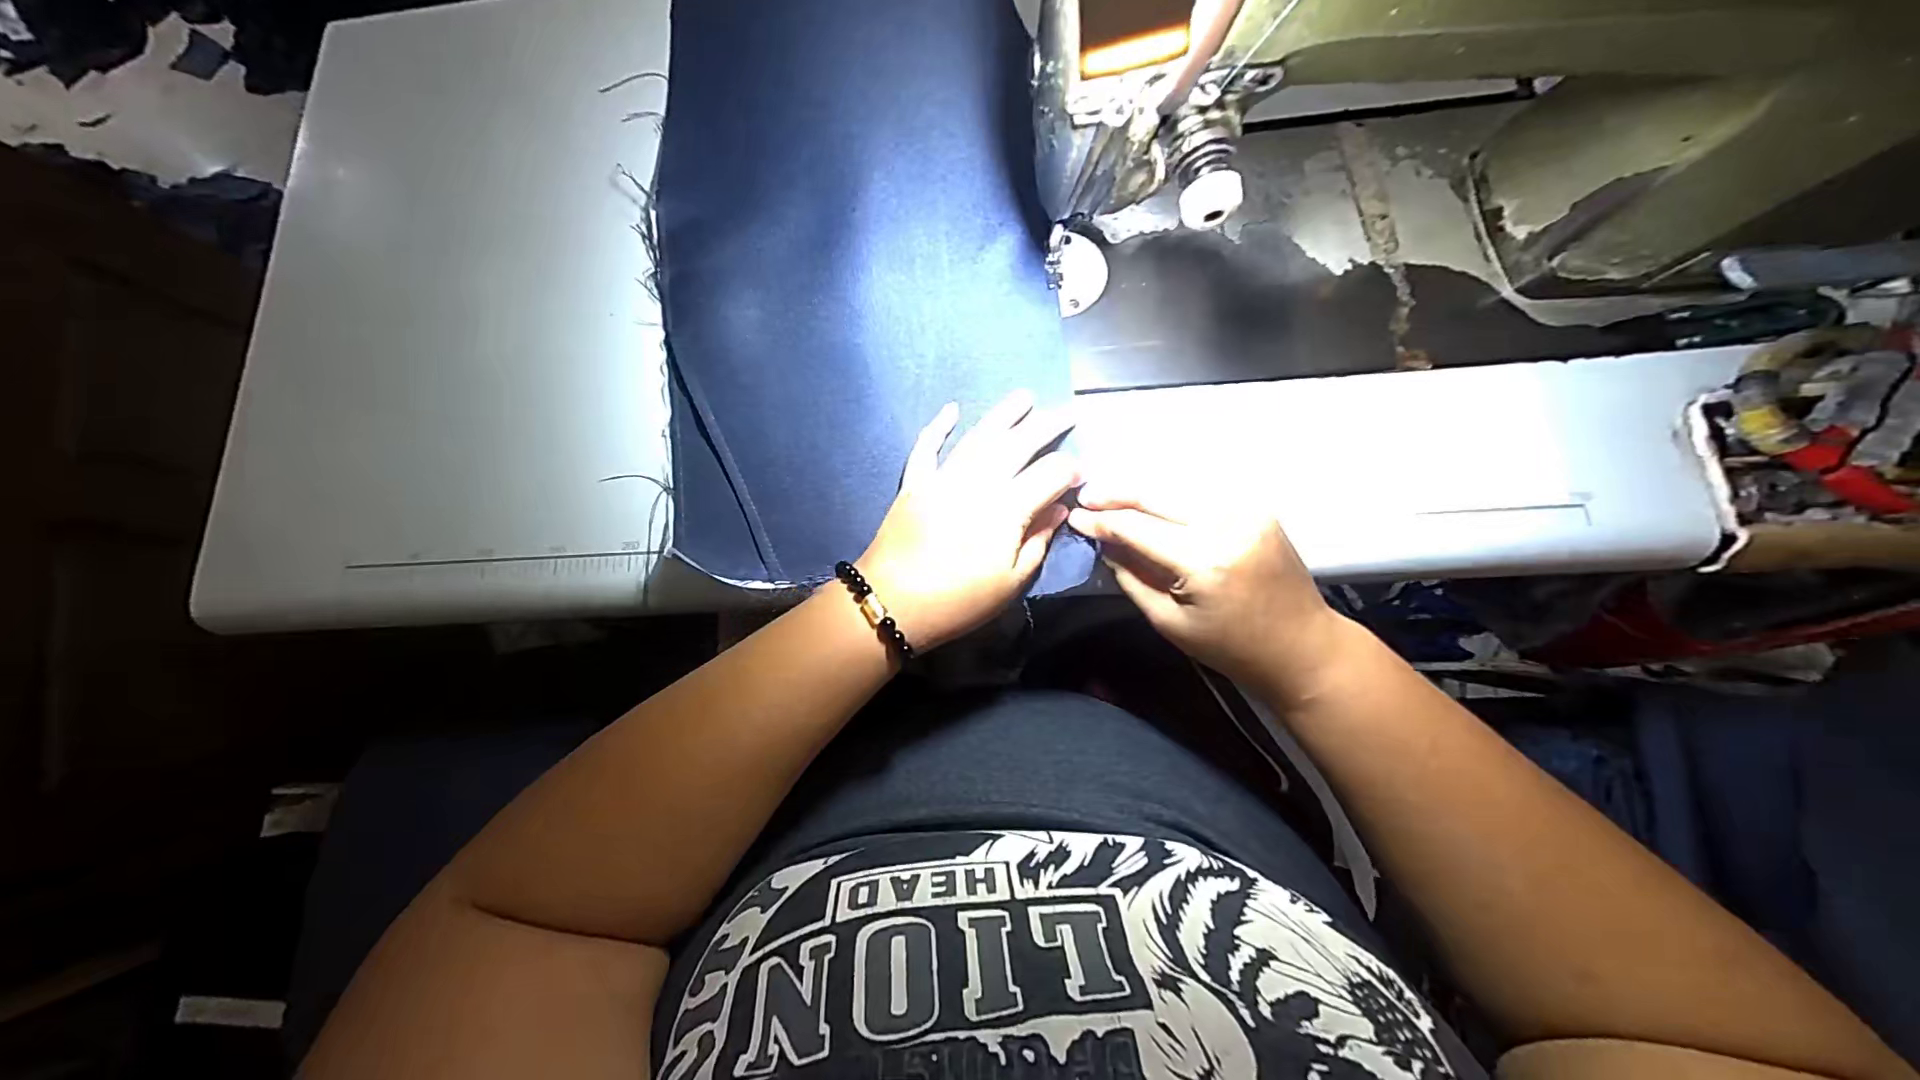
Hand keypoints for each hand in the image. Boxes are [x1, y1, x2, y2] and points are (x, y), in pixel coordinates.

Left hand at [856, 391, 1079, 650]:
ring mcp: (943, 478)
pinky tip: (951, 410)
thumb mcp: (1011, 581)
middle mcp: (978, 482)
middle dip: (1046, 425)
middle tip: (1066, 413)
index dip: (1070, 470)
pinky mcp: (915, 483)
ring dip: (1003, 415)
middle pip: (1018, 444)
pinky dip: (938, 427)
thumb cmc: (959, 600)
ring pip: (978, 437)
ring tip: (1023, 397)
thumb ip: (1039, 540)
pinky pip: (928, 447)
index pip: (1049, 474)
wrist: (893, 602)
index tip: (1082, 473)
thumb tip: (1059, 509)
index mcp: (1008, 508)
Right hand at [1067, 480, 1357, 700]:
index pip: (1138, 527)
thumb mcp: (1170, 623)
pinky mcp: (1258, 508)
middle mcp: (1226, 524)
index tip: (1075, 517)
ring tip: (1111, 495)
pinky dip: (1172, 493)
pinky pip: (1203, 492)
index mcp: (1204, 561)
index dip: (1102, 521)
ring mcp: (1247, 511)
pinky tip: (1151, 499)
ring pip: (1178, 486)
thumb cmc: (1232, 648)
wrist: (1303, 645)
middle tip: (1086, 496)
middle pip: (1156, 494)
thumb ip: (1132, 579)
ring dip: (1143, 489)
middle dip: (1116, 493)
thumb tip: (1105, 544)